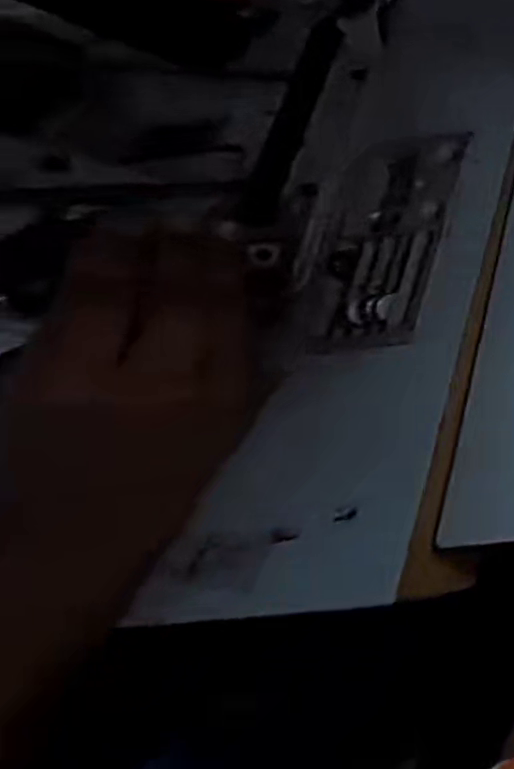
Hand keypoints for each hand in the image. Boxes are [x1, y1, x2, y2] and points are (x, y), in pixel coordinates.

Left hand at [1, 229, 255, 765]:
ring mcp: (78, 381)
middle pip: (165, 297)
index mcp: (212, 395)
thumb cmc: (161, 491)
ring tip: (128, 227)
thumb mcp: (222, 432)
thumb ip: (231, 375)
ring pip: (102, 300)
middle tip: (182, 220)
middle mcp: (152, 380)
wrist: (58, 548)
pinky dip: (77, 289)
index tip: (223, 234)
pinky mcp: (24, 387)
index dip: (220, 268)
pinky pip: (58, 324)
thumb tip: (233, 321)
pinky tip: (87, 269)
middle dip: (172, 253)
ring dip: (116, 257)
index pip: (221, 314)